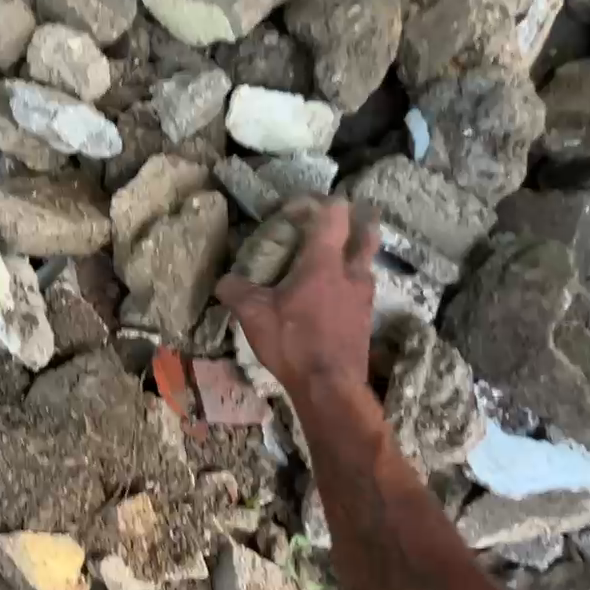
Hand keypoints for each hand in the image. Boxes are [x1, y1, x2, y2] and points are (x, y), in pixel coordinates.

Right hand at [216, 198, 378, 403]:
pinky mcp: (364, 316)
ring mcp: (363, 295)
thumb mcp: (252, 315)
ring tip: (327, 260)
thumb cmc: (292, 342)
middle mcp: (351, 272)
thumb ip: (235, 291)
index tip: (292, 211)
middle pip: (365, 231)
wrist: (330, 386)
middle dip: (353, 219)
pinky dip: (347, 280)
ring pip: (364, 260)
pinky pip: (359, 286)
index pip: (333, 214)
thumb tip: (223, 281)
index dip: (314, 203)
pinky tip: (328, 295)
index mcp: (324, 263)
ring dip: (351, 251)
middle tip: (331, 222)